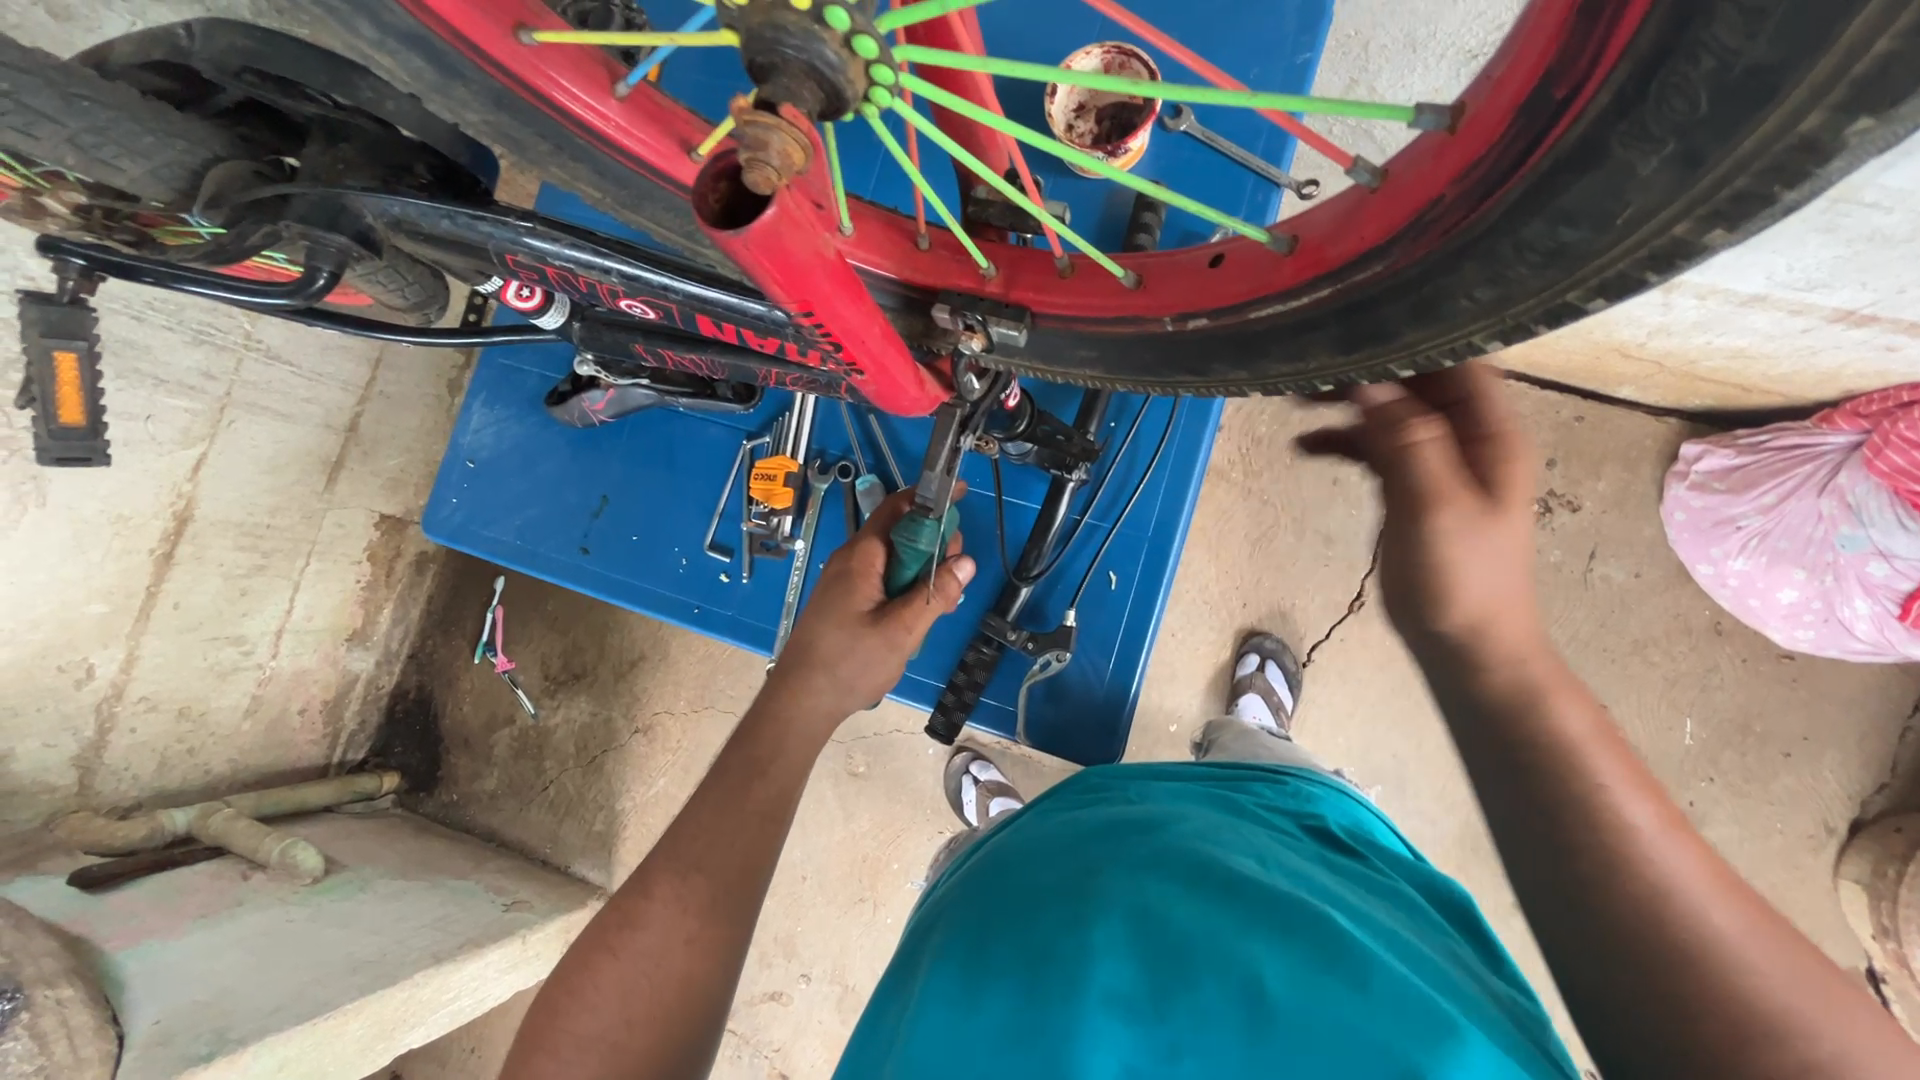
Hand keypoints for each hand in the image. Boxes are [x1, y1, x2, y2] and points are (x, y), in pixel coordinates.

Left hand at [758, 485, 974, 735]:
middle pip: (899, 534)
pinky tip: (916, 617)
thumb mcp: (902, 630)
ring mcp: (846, 581)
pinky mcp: (845, 602)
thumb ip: (935, 594)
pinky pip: (882, 582)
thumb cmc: (849, 664)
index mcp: (861, 556)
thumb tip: (966, 562)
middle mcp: (852, 560)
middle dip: (932, 545)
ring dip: (920, 573)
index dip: (929, 498)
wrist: (801, 700)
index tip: (961, 496)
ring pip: (893, 562)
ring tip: (940, 604)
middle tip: (955, 575)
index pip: (896, 507)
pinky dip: (905, 590)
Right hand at [1297, 363, 1543, 664]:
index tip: (1356, 326)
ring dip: (1347, 404)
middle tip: (1310, 365)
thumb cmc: (1462, 576)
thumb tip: (1368, 380)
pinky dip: (1342, 442)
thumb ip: (1407, 439)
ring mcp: (1435, 463)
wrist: (1465, 643)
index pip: (1458, 361)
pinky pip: (1373, 449)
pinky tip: (1305, 445)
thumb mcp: (1435, 504)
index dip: (1415, 338)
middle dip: (1366, 371)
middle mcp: (1465, 438)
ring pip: (1388, 413)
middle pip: (1415, 383)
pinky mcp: (1408, 488)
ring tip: (1296, 398)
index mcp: (1490, 433)